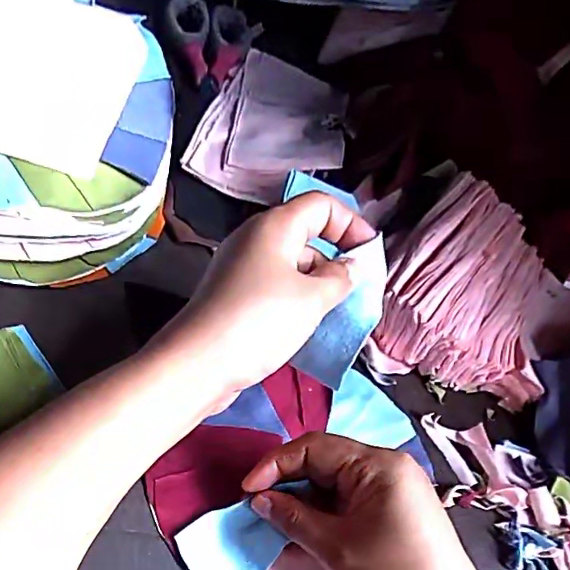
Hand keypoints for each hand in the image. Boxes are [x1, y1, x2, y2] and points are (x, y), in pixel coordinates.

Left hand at [163, 193, 375, 394]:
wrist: (199, 363)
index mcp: (274, 226)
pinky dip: (291, 303)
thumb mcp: (312, 299)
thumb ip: (340, 278)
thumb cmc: (259, 322)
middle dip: (333, 261)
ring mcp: (238, 270)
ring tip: (329, 317)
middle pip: (304, 237)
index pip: (322, 205)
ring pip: (288, 268)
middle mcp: (253, 240)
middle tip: (352, 293)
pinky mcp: (230, 299)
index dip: (351, 223)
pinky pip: (271, 291)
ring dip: (313, 288)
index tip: (369, 253)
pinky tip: (300, 329)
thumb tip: (351, 267)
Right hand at [242, 433, 492, 569]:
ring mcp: (393, 489)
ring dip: (304, 499)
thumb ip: (293, 517)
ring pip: (334, 482)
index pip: (314, 447)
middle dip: (288, 482)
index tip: (247, 491)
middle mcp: (388, 467)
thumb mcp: (335, 547)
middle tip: (259, 507)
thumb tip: (260, 500)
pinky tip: (304, 529)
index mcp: (378, 464)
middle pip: (324, 461)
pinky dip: (323, 512)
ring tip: (277, 522)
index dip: (274, 465)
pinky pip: (349, 499)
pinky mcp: (393, 510)